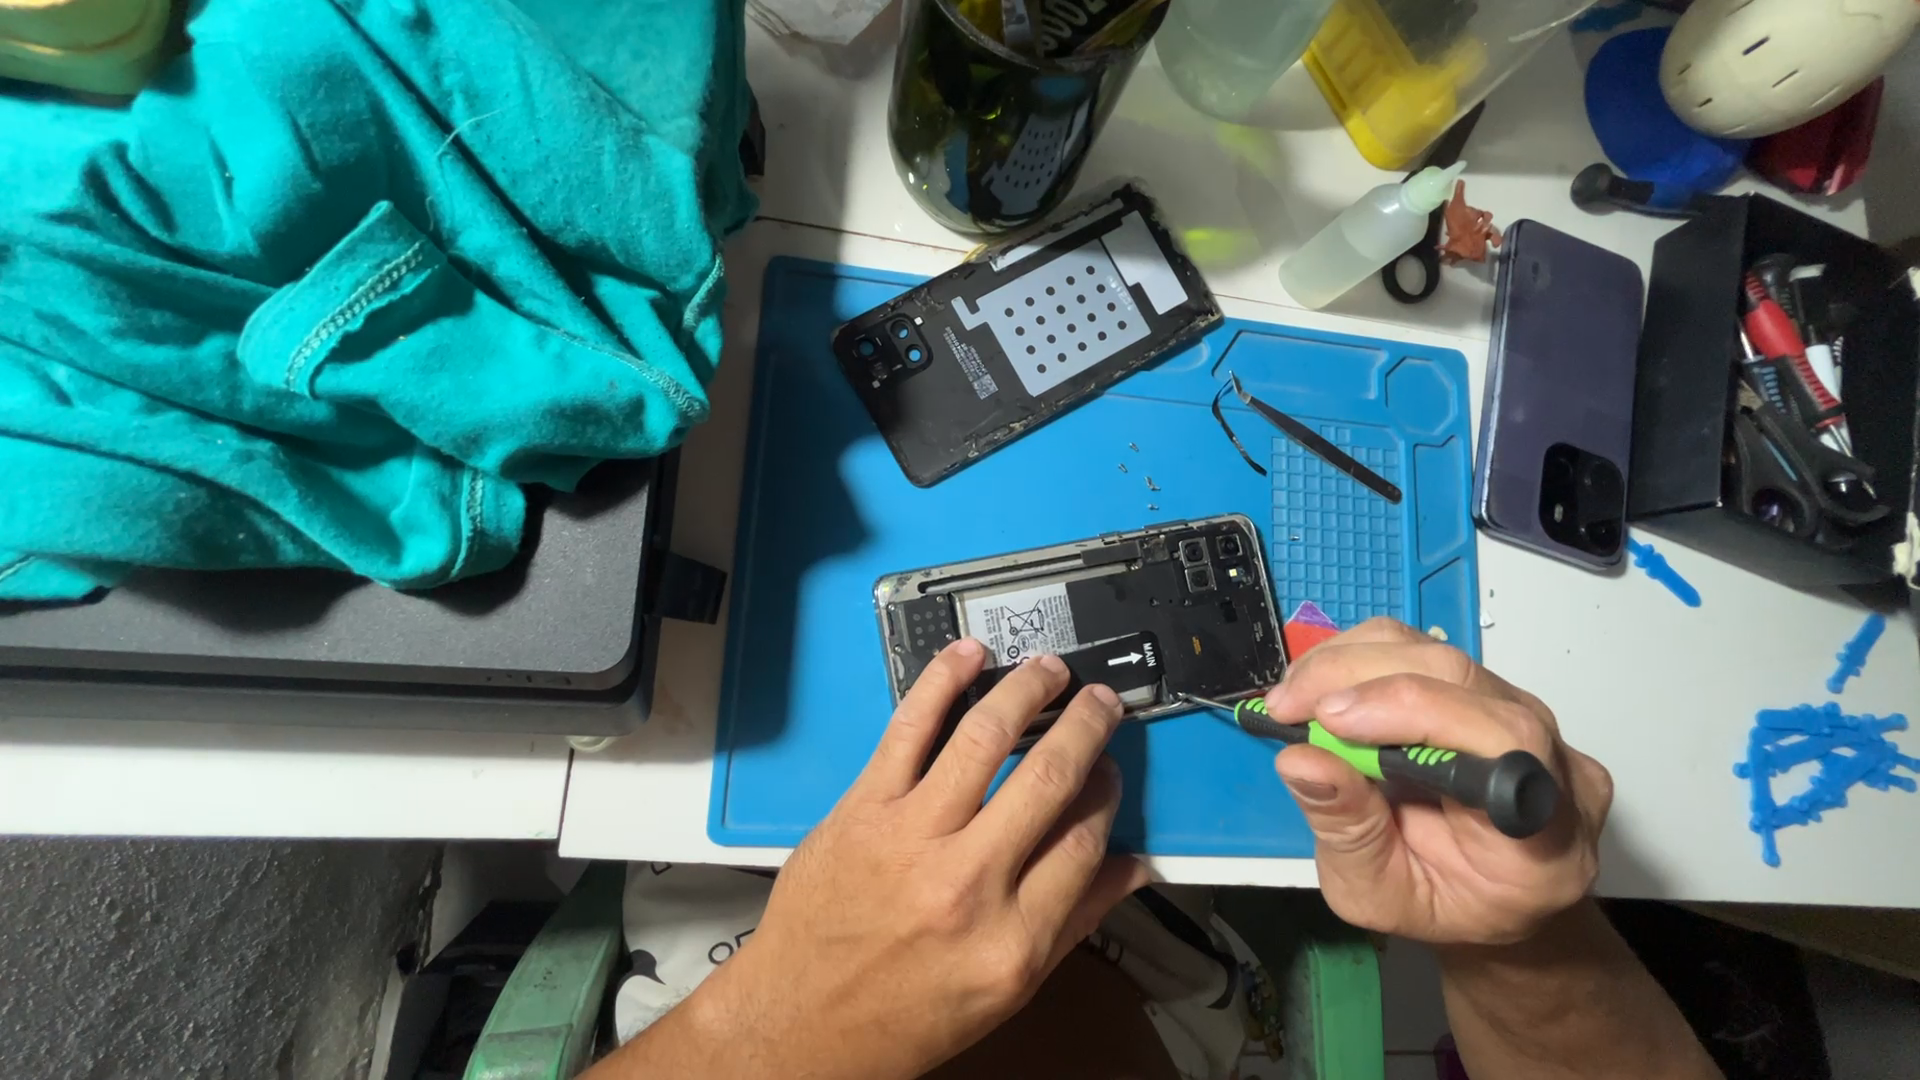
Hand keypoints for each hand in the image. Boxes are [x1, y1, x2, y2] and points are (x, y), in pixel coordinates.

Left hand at [664, 639, 1148, 1079]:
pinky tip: (967, 655)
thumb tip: (1133, 865)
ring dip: (1025, 691)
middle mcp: (967, 880)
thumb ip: (1074, 922)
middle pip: (1046, 780)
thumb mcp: (1006, 992)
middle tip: (1100, 700)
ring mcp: (910, 834)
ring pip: (982, 739)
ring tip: (1049, 669)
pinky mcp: (863, 805)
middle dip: (1085, 728)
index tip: (1108, 769)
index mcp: (1012, 939)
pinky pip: (908, 728)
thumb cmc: (908, 1014)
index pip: (1083, 840)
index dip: (1105, 794)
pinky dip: (941, 682)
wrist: (800, 1022)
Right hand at [1265, 617, 1611, 946]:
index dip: (1412, 710)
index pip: (1502, 739)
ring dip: (1345, 662)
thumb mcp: (1376, 894)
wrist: (1485, 894)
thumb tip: (1299, 760)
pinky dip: (1353, 657)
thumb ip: (1345, 831)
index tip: (1327, 721)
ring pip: (1432, 652)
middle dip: (1355, 678)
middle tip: (1284, 705)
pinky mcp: (1482, 689)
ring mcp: (1521, 714)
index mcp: (1541, 831)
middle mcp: (1547, 757)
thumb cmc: (1439, 904)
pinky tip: (1317, 688)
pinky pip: (1418, 651)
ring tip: (1292, 696)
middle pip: (1458, 677)